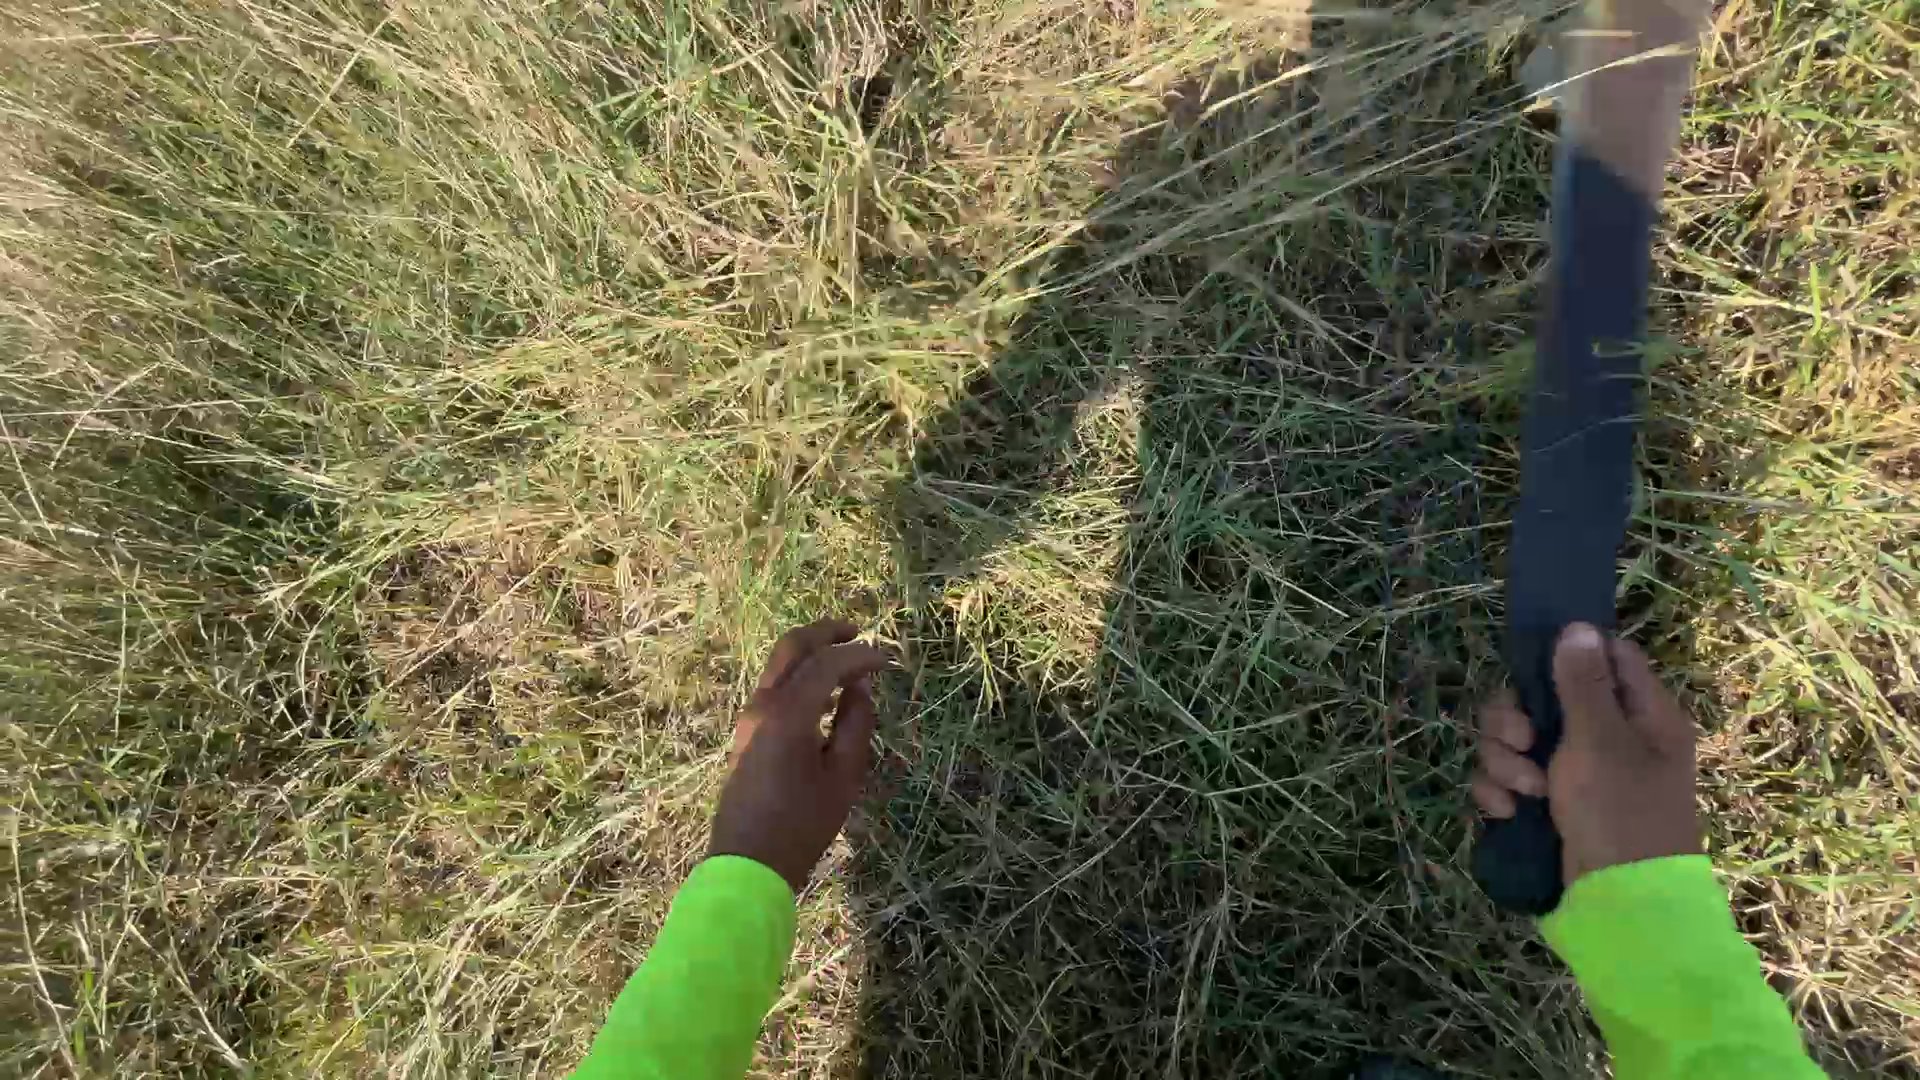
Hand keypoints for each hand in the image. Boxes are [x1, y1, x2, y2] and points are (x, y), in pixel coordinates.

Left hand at [708, 619, 891, 892]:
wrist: (748, 864)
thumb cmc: (803, 823)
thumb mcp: (844, 775)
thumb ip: (856, 723)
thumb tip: (860, 688)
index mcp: (788, 713)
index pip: (828, 663)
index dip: (860, 656)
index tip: (886, 662)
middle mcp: (763, 704)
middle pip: (792, 647)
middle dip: (825, 632)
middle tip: (856, 631)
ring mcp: (749, 716)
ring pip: (779, 664)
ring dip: (812, 652)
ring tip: (846, 660)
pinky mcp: (747, 731)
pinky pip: (775, 686)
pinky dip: (801, 674)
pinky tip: (825, 691)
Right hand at [1473, 623, 1699, 884]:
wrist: (1616, 904)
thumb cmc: (1621, 814)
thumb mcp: (1600, 742)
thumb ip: (1582, 685)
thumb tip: (1578, 626)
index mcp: (1639, 718)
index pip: (1606, 660)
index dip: (1567, 656)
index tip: (1531, 664)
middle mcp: (1605, 737)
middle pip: (1538, 697)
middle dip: (1512, 720)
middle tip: (1520, 740)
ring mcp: (1570, 770)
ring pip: (1511, 737)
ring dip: (1503, 761)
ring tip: (1521, 791)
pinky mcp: (1541, 798)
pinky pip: (1502, 774)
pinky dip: (1499, 790)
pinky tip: (1507, 811)